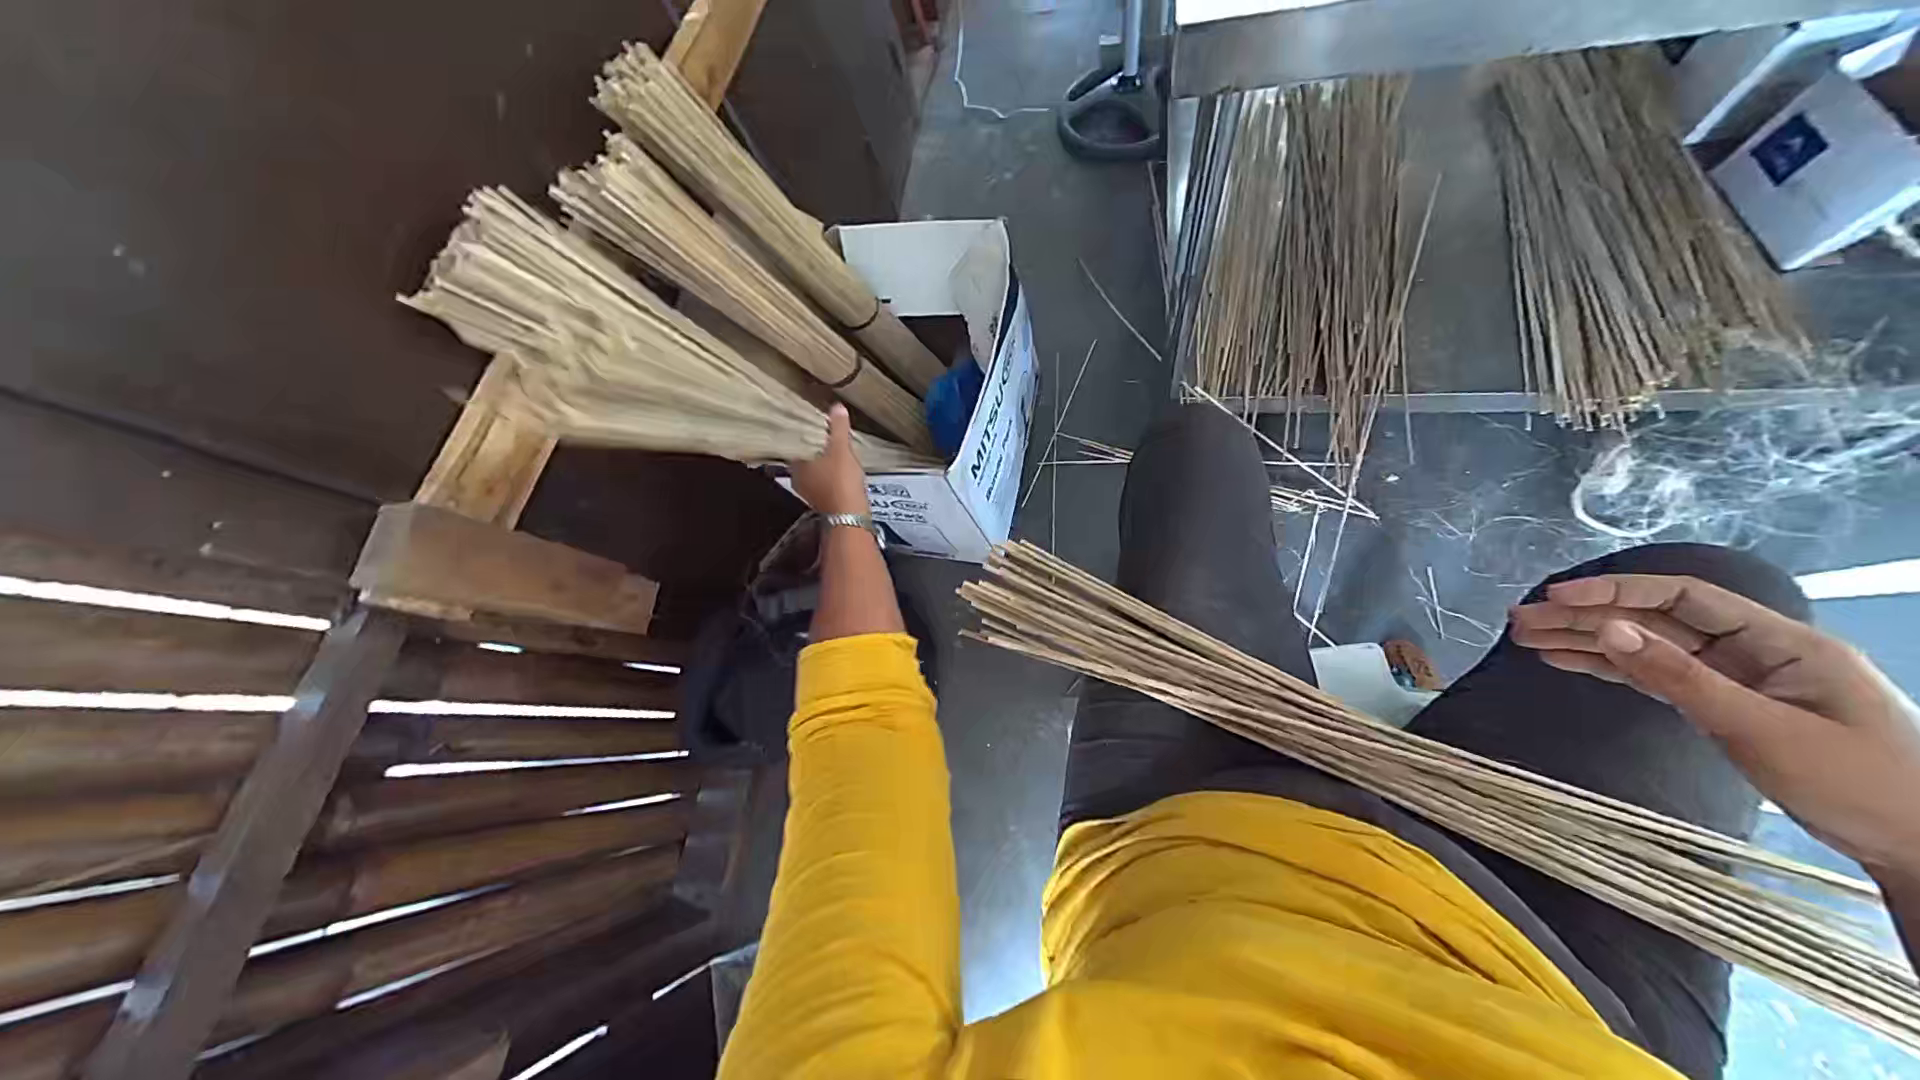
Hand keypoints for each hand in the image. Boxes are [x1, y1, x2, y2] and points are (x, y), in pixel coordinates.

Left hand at [789, 404, 869, 516]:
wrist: (850, 516)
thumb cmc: (841, 480)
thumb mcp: (841, 448)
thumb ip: (838, 427)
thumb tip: (837, 407)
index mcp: (796, 463)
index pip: (794, 442)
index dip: (804, 433)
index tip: (813, 424)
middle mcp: (796, 477)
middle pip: (803, 456)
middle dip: (813, 447)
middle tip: (825, 434)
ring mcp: (808, 491)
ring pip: (812, 470)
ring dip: (821, 461)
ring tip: (834, 449)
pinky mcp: (820, 501)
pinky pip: (821, 481)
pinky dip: (827, 474)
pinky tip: (838, 468)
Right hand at [1510, 573, 1919, 879]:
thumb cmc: (1860, 784)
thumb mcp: (1764, 729)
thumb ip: (1681, 677)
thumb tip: (1610, 630)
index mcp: (1779, 642)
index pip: (1683, 598)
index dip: (1615, 591)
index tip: (1555, 597)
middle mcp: (1753, 652)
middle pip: (1654, 622)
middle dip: (1584, 618)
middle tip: (1519, 622)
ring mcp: (1737, 679)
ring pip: (1647, 648)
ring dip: (1586, 641)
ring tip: (1526, 639)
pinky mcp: (1723, 705)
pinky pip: (1655, 676)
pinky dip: (1609, 668)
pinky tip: (1566, 661)